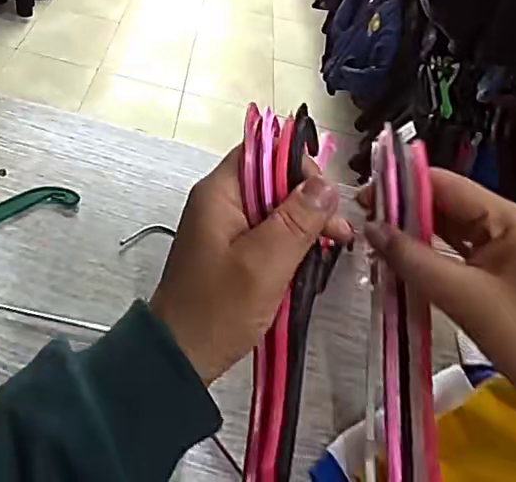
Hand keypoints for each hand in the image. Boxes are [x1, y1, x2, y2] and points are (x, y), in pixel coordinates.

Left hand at [149, 146, 354, 383]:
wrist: (179, 362)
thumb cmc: (218, 310)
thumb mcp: (265, 263)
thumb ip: (297, 220)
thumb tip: (326, 184)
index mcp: (220, 191)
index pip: (264, 152)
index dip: (296, 165)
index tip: (322, 196)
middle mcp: (221, 199)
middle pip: (273, 178)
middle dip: (308, 198)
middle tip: (336, 229)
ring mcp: (226, 225)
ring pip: (275, 205)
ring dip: (304, 222)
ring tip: (334, 244)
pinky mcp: (232, 248)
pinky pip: (269, 229)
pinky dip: (292, 240)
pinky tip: (312, 257)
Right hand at [363, 169, 515, 462]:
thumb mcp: (472, 304)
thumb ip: (418, 263)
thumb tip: (372, 228)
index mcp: (513, 219)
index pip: (449, 184)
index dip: (404, 185)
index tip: (364, 197)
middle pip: (454, 207)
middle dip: (410, 213)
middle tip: (366, 226)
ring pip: (462, 235)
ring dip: (425, 239)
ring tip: (382, 246)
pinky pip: (475, 260)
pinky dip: (445, 263)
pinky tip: (418, 270)